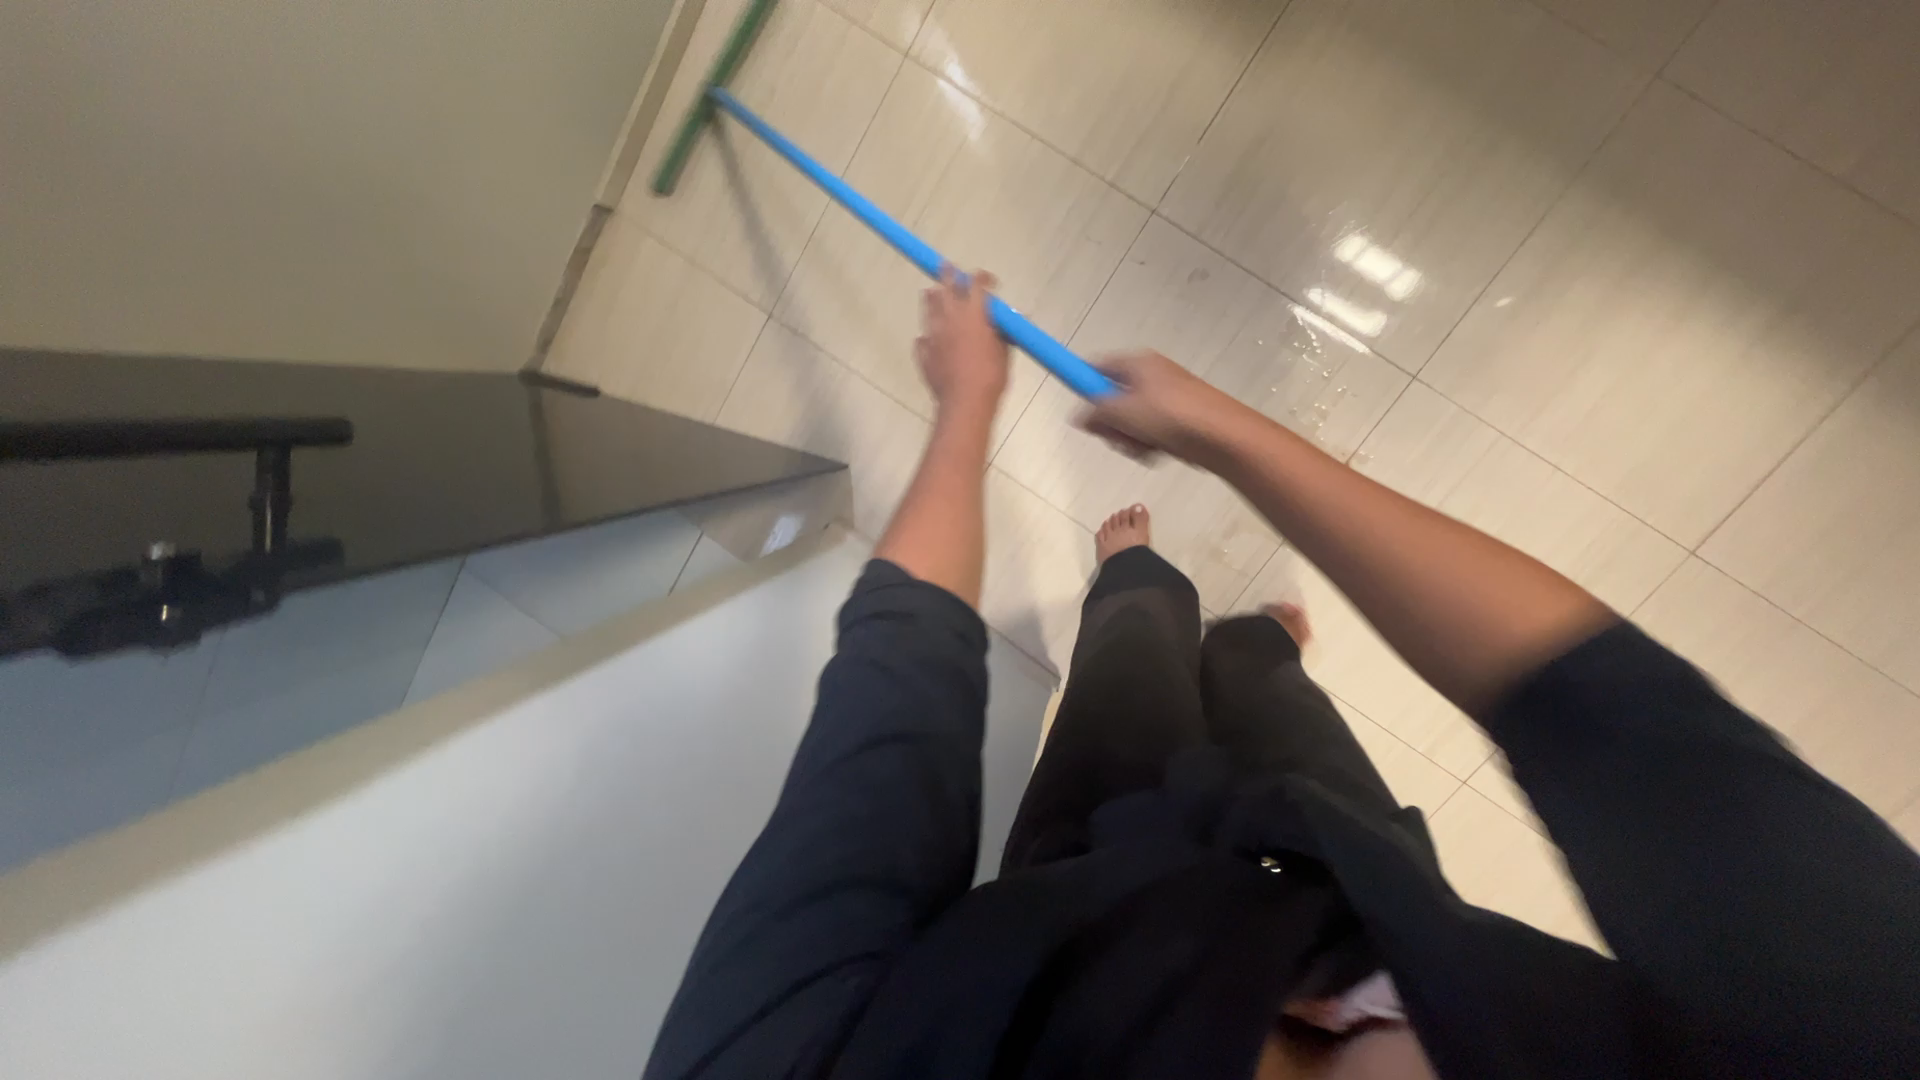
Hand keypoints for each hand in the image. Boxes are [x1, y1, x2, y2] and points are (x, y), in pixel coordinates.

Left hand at [916, 266, 1009, 414]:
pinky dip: (927, 334)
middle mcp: (950, 318)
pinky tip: (927, 337)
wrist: (965, 402)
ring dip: (932, 297)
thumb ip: (1001, 333)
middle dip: (948, 274)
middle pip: (945, 287)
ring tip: (931, 291)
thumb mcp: (1004, 351)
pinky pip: (922, 338)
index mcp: (973, 313)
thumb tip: (1002, 324)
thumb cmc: (991, 376)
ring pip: (928, 307)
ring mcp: (933, 334)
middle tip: (946, 265)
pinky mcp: (924, 352)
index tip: (988, 279)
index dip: (982, 277)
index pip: (976, 284)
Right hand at [1076, 350, 1244, 463]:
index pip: (1096, 366)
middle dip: (1110, 422)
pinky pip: (1150, 431)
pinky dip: (1149, 444)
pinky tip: (1159, 452)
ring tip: (1143, 447)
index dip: (1080, 383)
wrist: (1223, 436)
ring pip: (1130, 420)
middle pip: (1112, 397)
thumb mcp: (1123, 413)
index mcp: (1137, 363)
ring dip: (1129, 438)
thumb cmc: (1170, 416)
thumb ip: (1095, 412)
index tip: (1075, 404)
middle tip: (1115, 436)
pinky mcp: (1179, 419)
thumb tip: (1077, 416)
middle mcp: (1151, 375)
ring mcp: (1166, 397)